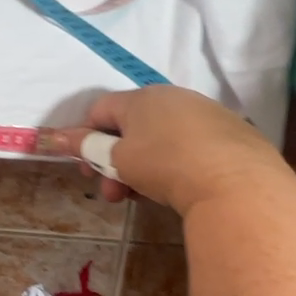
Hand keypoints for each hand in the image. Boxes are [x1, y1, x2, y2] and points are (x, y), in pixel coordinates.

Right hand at [42, 85, 292, 214]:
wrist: (240, 186)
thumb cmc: (166, 166)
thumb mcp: (116, 160)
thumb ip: (85, 147)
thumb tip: (55, 137)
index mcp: (143, 97)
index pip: (99, 110)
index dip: (85, 139)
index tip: (86, 170)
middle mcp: (176, 98)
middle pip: (131, 127)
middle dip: (114, 162)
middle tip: (112, 193)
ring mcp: (210, 115)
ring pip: (161, 139)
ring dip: (142, 167)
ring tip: (143, 198)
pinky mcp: (237, 137)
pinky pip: (192, 148)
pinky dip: (176, 166)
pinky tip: (179, 190)